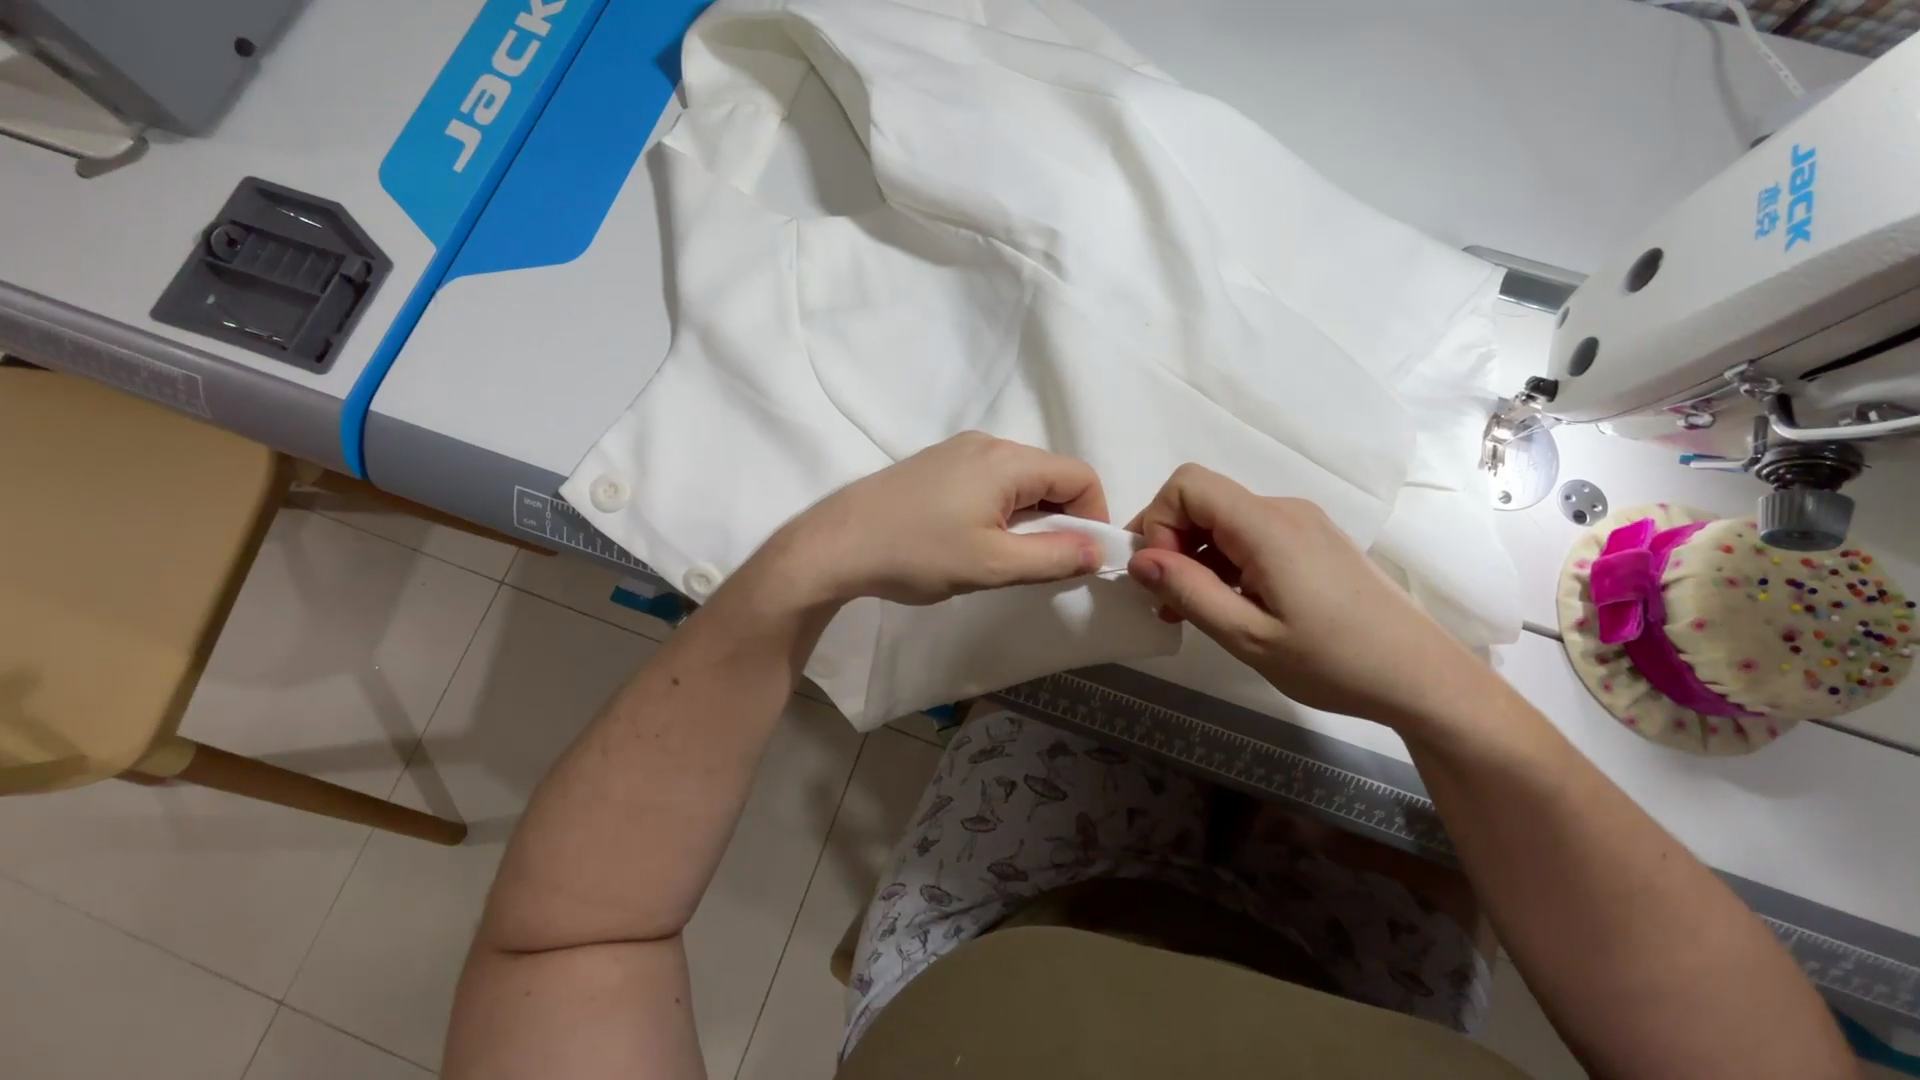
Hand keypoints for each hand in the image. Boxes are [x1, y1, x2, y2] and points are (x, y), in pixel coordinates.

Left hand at [764, 432, 1107, 606]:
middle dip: (1060, 518)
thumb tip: (1097, 550)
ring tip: (1006, 557)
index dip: (1093, 516)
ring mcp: (957, 451)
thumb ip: (1053, 558)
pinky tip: (974, 540)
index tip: (1081, 557)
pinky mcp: (935, 466)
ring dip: (1030, 517)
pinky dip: (1001, 509)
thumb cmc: (918, 554)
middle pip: (1050, 474)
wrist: (836, 545)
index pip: (1079, 475)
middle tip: (1043, 564)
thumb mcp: (993, 565)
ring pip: (1019, 480)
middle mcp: (986, 444)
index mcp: (1006, 460)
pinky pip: (989, 481)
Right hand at [1125, 464, 1482, 727]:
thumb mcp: (1248, 638)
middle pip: (1204, 500)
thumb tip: (1139, 559)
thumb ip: (1189, 592)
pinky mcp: (1315, 542)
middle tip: (1166, 601)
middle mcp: (1284, 511)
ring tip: (1195, 613)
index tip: (1160, 575)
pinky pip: (1252, 536)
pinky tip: (1231, 606)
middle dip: (1172, 543)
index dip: (1158, 521)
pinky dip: (1226, 563)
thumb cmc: (1334, 661)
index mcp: (1267, 526)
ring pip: (1225, 521)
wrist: (1421, 676)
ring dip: (1197, 558)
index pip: (1187, 485)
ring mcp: (1303, 524)